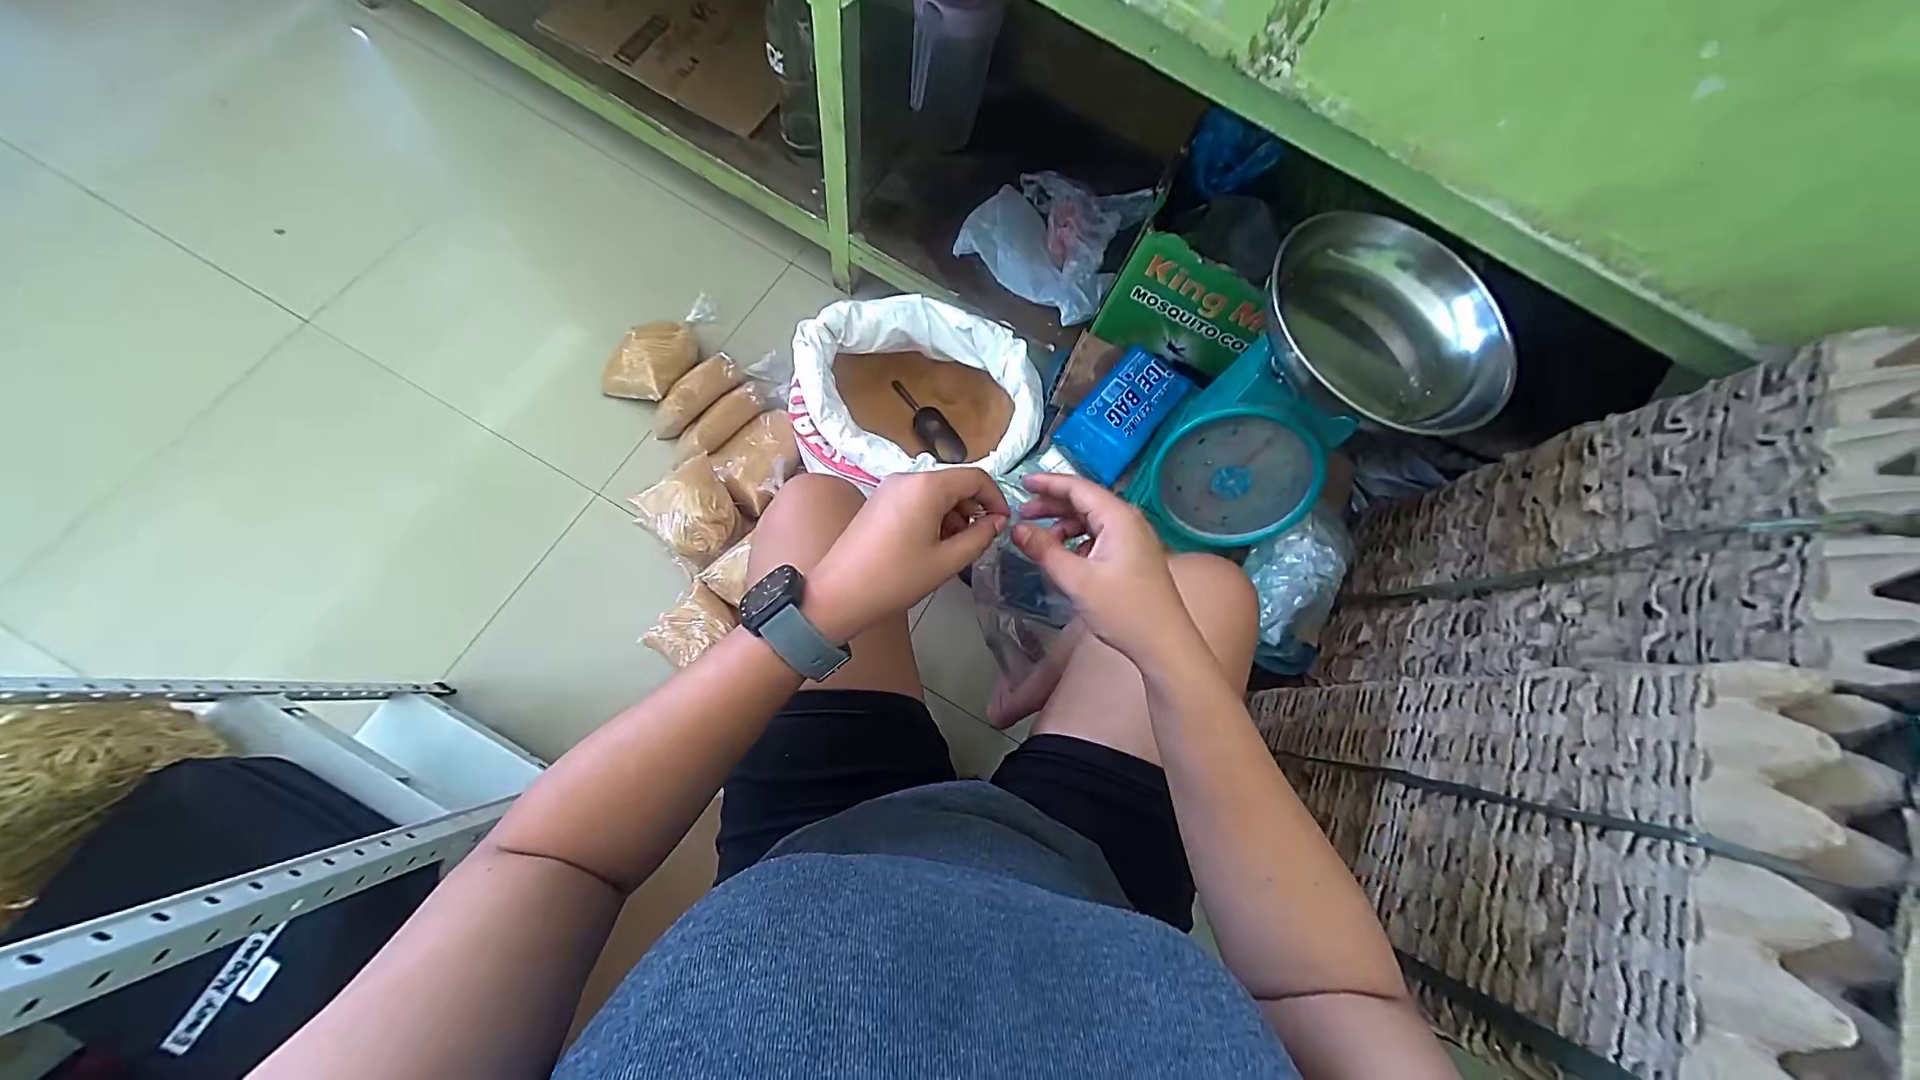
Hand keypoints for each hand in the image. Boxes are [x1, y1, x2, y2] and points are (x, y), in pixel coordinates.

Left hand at [808, 468, 1008, 641]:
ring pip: (936, 492)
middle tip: (978, 541)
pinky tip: (931, 545)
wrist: (839, 593)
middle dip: (973, 509)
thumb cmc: (896, 578)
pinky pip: (916, 499)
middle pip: (955, 483)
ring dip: (953, 515)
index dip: (996, 498)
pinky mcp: (878, 501)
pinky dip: (933, 516)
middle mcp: (908, 478)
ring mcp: (889, 488)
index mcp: (927, 486)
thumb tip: (997, 521)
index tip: (1003, 524)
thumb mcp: (947, 561)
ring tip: (954, 548)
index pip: (976, 477)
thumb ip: (980, 537)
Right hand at [1009, 473, 1200, 666]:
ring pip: (1091, 520)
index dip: (1048, 483)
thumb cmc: (1124, 610)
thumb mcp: (1076, 580)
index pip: (1078, 487)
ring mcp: (1133, 539)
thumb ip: (1045, 550)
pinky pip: (1100, 536)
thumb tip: (1018, 529)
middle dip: (1052, 505)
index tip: (1022, 483)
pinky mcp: (1133, 556)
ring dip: (1064, 526)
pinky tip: (1065, 557)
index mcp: (1118, 518)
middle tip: (1023, 513)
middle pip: (1085, 501)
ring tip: (1040, 542)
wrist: (1165, 644)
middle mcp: (1128, 521)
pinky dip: (1078, 541)